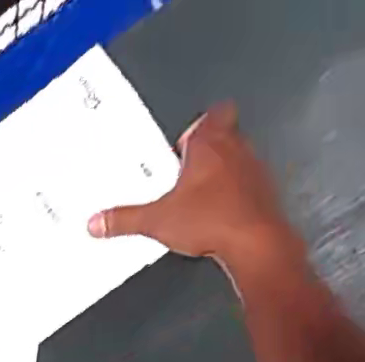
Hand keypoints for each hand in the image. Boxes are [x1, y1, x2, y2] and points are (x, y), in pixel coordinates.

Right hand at [87, 102, 297, 266]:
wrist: (254, 242)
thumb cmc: (214, 220)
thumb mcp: (157, 220)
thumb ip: (125, 219)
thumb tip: (99, 222)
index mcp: (210, 142)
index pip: (209, 115)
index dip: (197, 128)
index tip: (183, 146)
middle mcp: (236, 149)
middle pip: (224, 135)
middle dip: (206, 152)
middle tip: (188, 174)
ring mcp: (255, 171)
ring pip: (239, 160)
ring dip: (223, 175)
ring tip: (203, 201)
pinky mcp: (265, 195)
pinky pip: (249, 188)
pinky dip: (237, 199)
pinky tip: (222, 218)